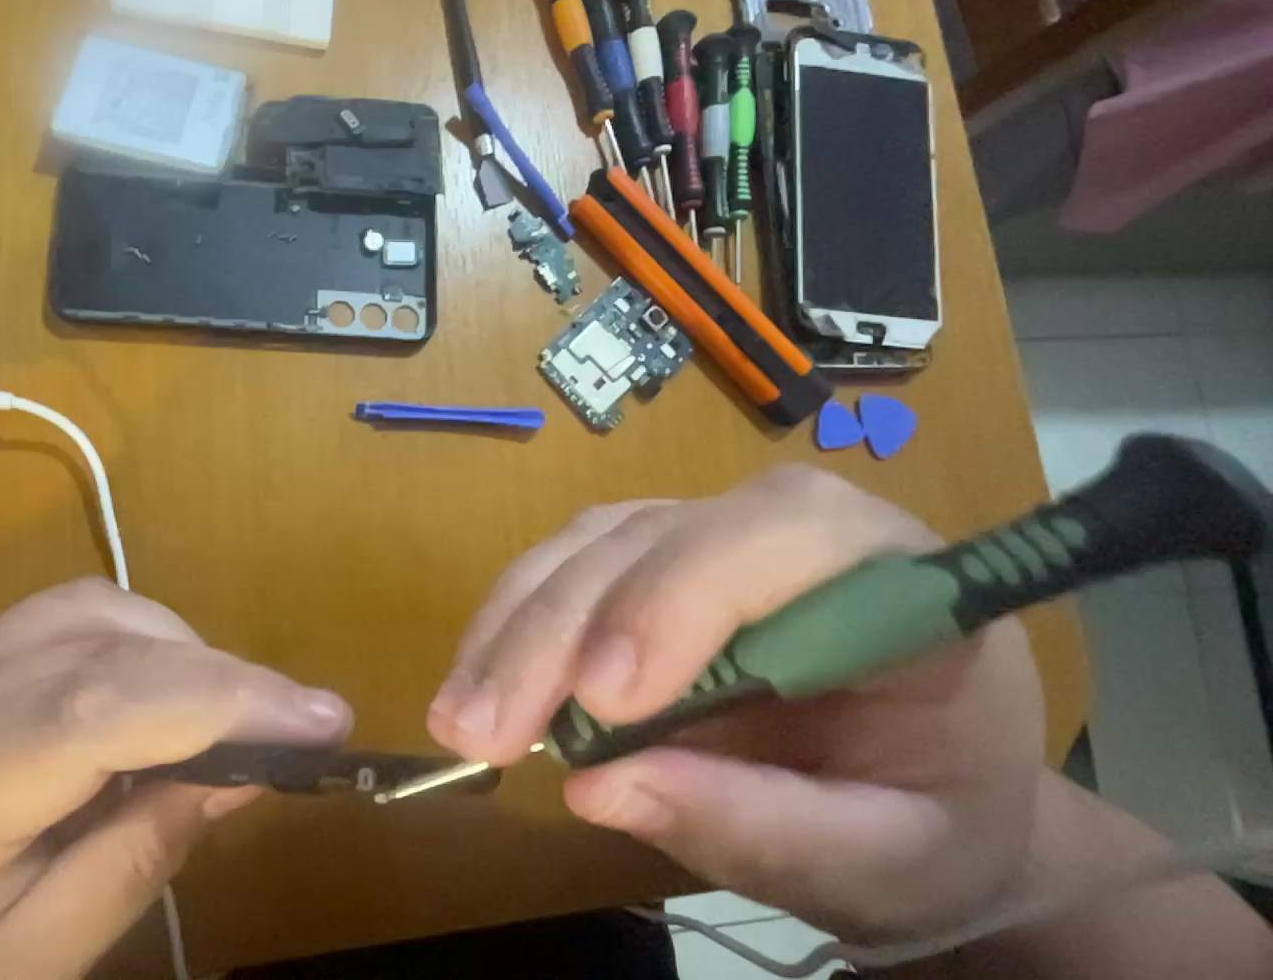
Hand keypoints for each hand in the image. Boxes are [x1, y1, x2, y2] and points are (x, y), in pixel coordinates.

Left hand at [0, 578, 352, 978]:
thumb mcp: (28, 962)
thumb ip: (137, 860)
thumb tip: (245, 775)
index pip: (98, 711)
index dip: (221, 700)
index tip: (322, 721)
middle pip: (109, 647)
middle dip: (228, 677)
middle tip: (309, 724)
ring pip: (102, 610)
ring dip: (190, 653)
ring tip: (235, 717)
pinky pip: (80, 611)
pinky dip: (149, 636)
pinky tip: (168, 687)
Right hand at [426, 466, 1045, 941]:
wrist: (907, 791)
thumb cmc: (925, 822)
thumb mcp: (880, 859)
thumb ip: (759, 825)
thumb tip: (597, 789)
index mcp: (892, 577)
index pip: (782, 536)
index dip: (681, 599)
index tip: (604, 702)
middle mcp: (784, 528)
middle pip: (652, 542)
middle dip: (560, 634)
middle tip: (486, 733)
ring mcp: (700, 535)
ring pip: (586, 548)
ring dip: (513, 631)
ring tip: (462, 723)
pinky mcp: (639, 559)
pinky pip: (557, 568)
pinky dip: (506, 627)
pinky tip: (473, 684)